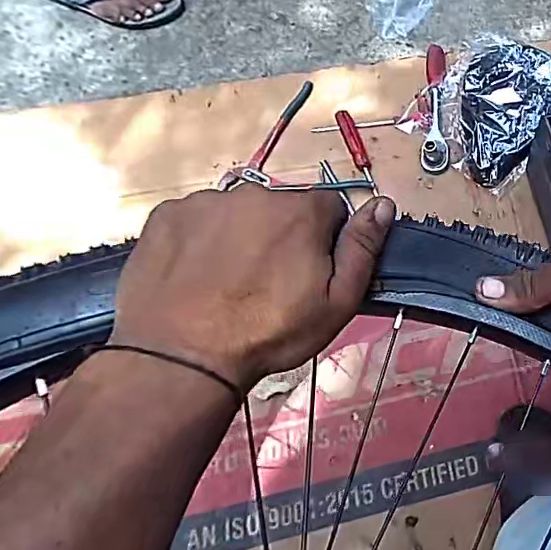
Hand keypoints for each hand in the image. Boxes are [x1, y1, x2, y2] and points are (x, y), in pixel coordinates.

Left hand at [112, 185, 396, 391]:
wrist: (182, 355)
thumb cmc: (267, 334)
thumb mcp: (335, 303)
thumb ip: (362, 249)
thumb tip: (383, 205)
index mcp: (301, 211)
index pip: (327, 210)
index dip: (322, 242)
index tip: (306, 273)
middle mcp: (255, 193)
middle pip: (279, 208)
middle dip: (278, 237)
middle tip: (265, 284)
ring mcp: (206, 201)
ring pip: (235, 213)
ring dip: (236, 236)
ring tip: (225, 282)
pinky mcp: (167, 214)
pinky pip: (193, 219)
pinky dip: (197, 239)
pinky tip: (194, 275)